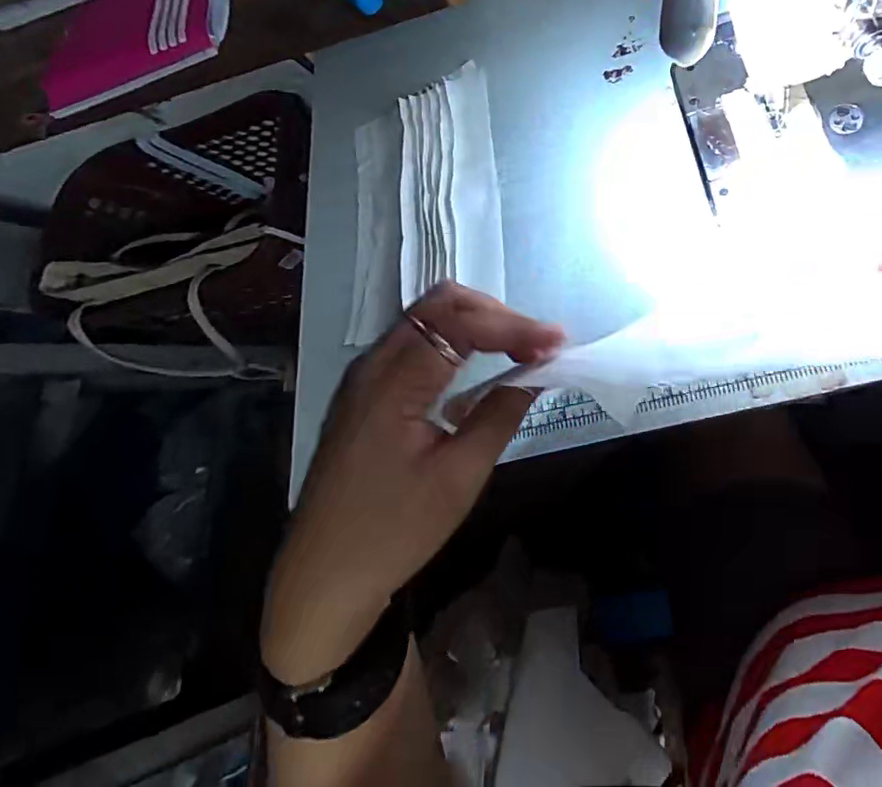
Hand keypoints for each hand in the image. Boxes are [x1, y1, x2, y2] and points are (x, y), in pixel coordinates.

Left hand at [262, 284, 564, 683]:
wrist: (322, 579)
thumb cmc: (393, 532)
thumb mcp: (460, 475)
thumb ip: (501, 413)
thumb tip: (538, 370)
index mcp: (390, 384)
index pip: (459, 324)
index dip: (514, 325)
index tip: (559, 343)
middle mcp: (374, 366)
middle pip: (440, 303)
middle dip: (497, 313)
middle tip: (539, 345)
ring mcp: (368, 376)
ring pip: (429, 317)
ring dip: (480, 323)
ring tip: (523, 350)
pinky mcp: (371, 391)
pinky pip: (421, 342)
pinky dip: (461, 341)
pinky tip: (485, 365)